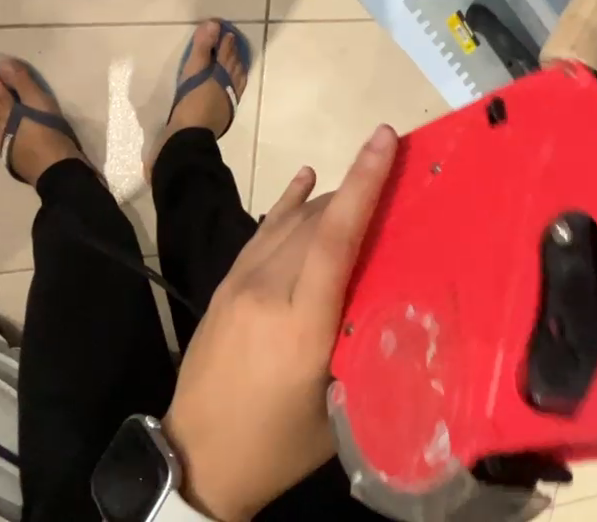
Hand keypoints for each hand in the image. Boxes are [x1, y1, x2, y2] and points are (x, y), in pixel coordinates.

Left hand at [163, 126, 398, 520]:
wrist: (197, 457)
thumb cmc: (277, 445)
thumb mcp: (338, 412)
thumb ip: (366, 353)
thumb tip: (399, 304)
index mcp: (302, 325)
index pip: (336, 238)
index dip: (363, 184)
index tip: (384, 139)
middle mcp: (268, 289)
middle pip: (318, 221)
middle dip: (358, 187)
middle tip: (397, 168)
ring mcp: (242, 281)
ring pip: (292, 221)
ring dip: (330, 199)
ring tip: (365, 182)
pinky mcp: (227, 283)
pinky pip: (263, 231)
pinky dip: (288, 202)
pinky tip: (306, 178)